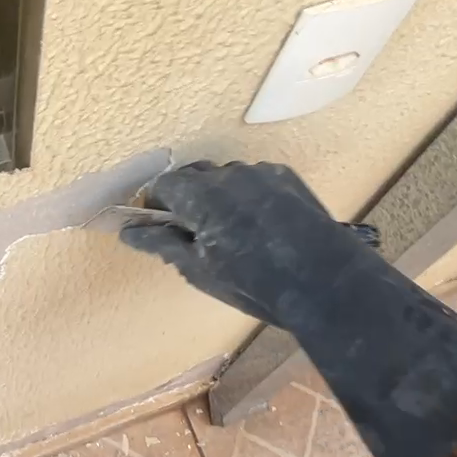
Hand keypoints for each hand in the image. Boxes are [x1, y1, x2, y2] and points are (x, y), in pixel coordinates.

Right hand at [118, 160, 364, 328]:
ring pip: (225, 176)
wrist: (326, 284)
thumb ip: (162, 244)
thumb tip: (129, 232)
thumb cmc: (254, 284)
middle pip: (194, 174)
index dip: (156, 202)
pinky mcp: (285, 176)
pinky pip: (254, 179)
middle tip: (191, 228)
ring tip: (229, 227)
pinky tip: (259, 223)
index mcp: (200, 195)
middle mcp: (227, 174)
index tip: (157, 223)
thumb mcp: (200, 270)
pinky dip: (247, 195)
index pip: (164, 184)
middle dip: (186, 195)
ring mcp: (259, 172)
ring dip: (218, 194)